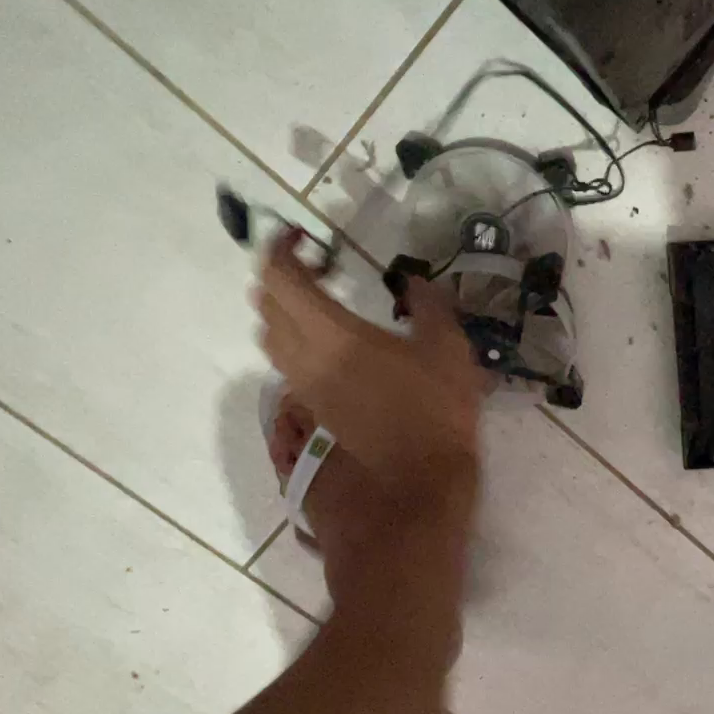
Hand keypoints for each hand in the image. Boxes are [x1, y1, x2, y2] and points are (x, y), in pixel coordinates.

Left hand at [254, 229, 482, 488]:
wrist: (419, 476)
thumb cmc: (435, 408)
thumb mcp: (447, 347)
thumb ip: (428, 305)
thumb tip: (412, 280)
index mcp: (330, 332)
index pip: (279, 275)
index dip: (282, 247)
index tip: (309, 237)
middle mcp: (303, 354)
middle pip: (265, 302)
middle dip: (285, 276)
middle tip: (324, 270)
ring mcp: (304, 384)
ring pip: (270, 334)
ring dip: (286, 310)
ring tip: (326, 306)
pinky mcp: (314, 406)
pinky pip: (288, 360)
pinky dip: (298, 340)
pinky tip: (339, 345)